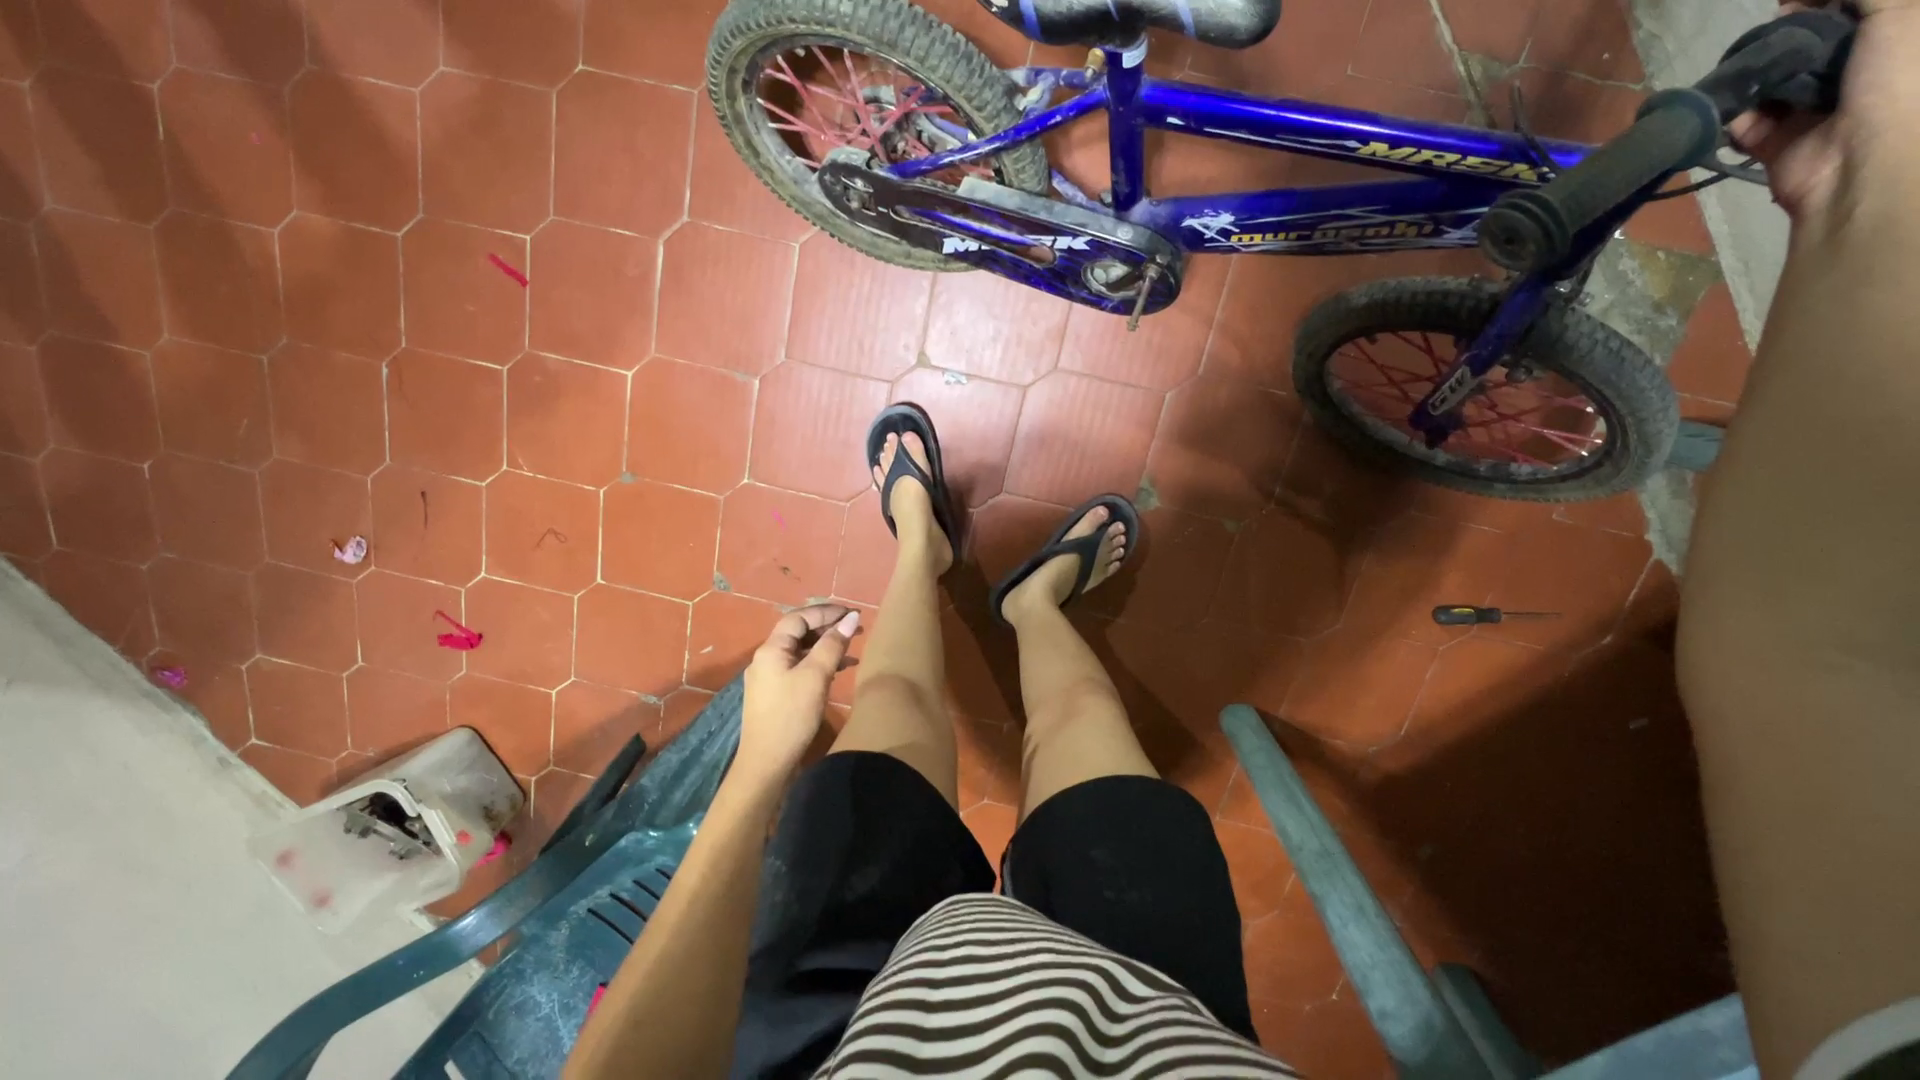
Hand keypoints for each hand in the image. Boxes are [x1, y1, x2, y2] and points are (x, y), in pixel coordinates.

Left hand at [736, 604, 859, 782]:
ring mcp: (769, 677)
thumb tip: (850, 618)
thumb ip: (833, 645)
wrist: (766, 762)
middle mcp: (766, 658)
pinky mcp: (776, 694)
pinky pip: (799, 668)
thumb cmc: (791, 716)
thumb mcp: (816, 676)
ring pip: (800, 651)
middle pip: (798, 633)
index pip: (798, 618)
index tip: (852, 613)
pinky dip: (819, 664)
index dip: (825, 612)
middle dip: (827, 627)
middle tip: (856, 628)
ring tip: (852, 648)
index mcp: (771, 649)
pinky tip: (839, 671)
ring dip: (825, 646)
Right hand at [1730, 1, 1919, 227]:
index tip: (1794, 2)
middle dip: (1787, 37)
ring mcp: (1816, 113)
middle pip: (1811, 47)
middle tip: (1773, 31)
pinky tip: (1734, 108)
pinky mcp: (1779, 144)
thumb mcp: (1900, 12)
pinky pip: (1750, 123)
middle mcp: (1859, 77)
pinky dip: (1737, 116)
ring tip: (1746, 70)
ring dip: (1757, 75)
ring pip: (1777, 82)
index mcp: (1894, 49)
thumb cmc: (1899, 80)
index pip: (1854, 16)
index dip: (1822, 5)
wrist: (1863, 162)